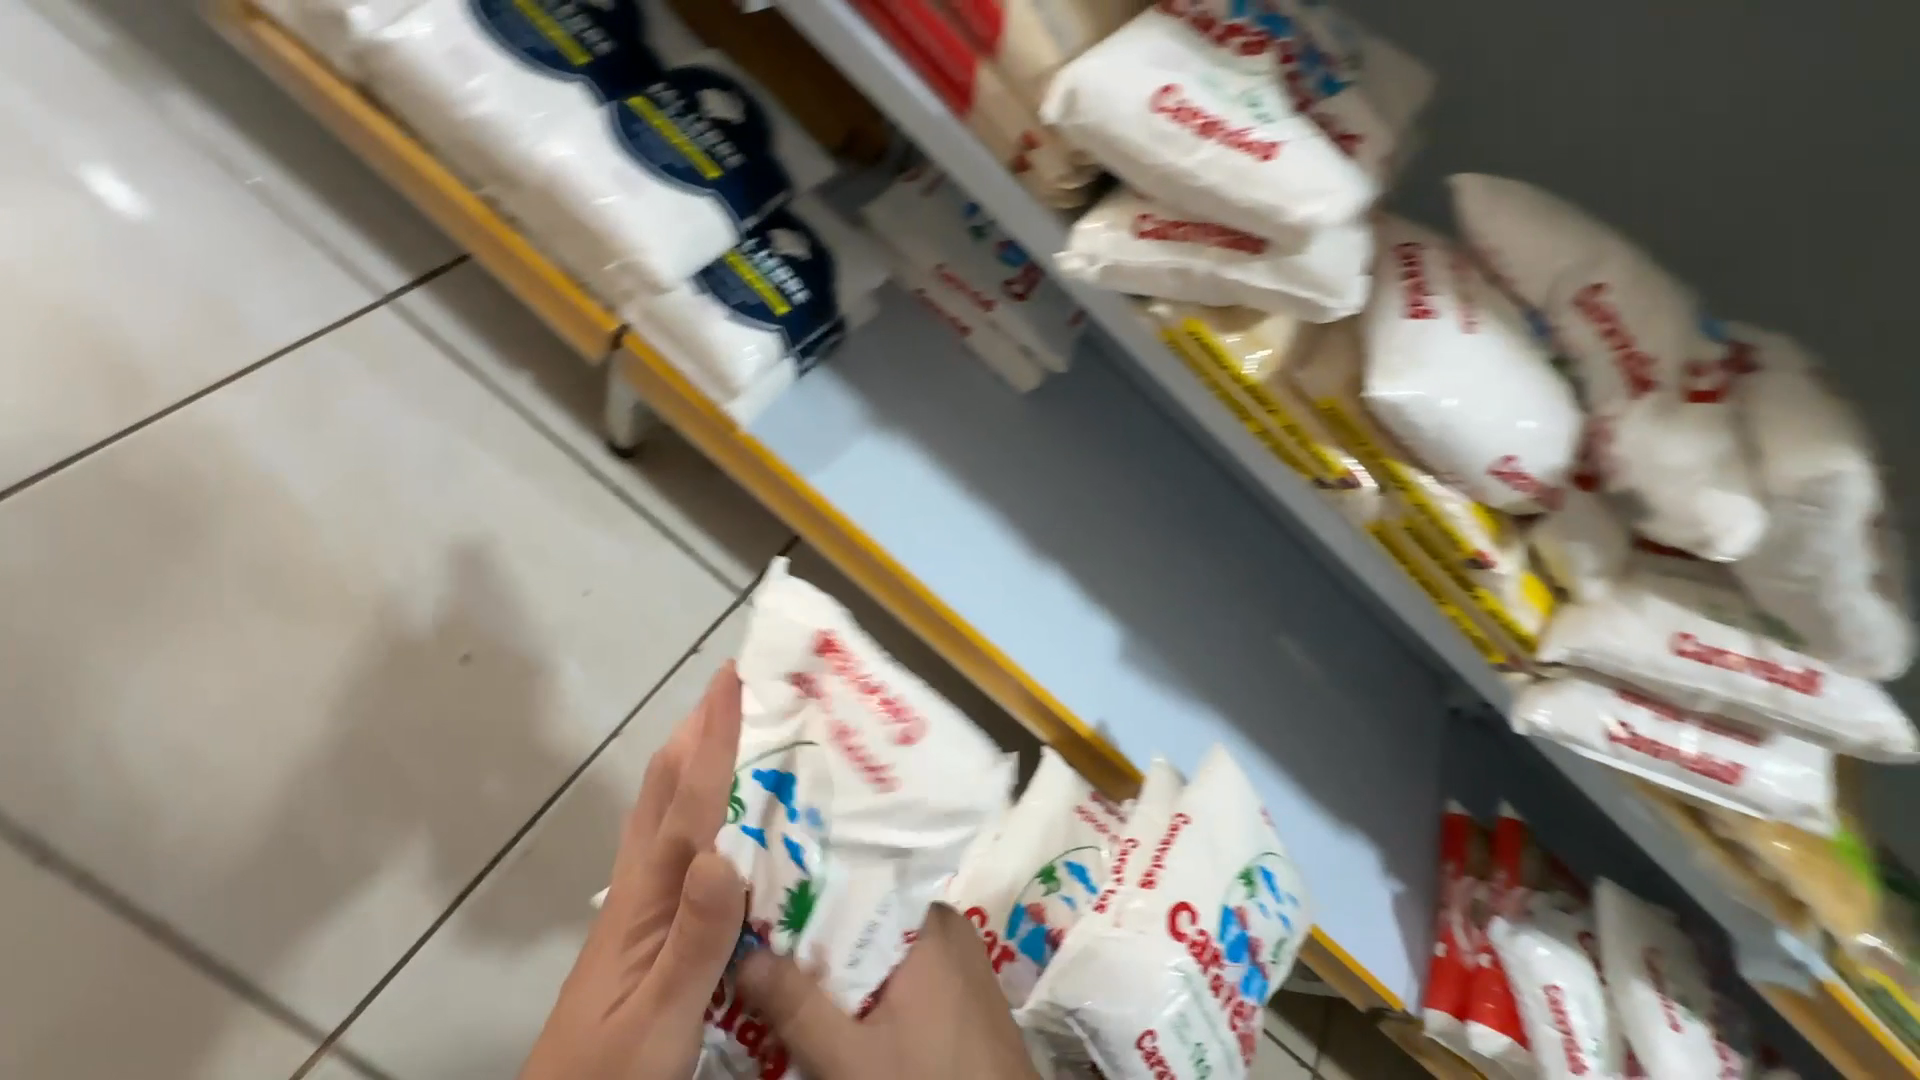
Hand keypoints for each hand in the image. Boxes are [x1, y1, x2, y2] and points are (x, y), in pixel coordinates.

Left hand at [521, 664, 747, 1079]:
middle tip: (734, 684)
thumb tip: (723, 853)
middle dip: (698, 731)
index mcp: (649, 901)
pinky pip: (672, 842)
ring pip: (663, 812)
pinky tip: (717, 814)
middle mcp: (641, 888)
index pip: (688, 807)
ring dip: (693, 758)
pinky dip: (695, 803)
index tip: (731, 681)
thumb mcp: (661, 1019)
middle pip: (667, 792)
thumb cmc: (614, 1071)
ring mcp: (639, 906)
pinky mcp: (645, 926)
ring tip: (727, 726)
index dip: (713, 741)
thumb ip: (694, 941)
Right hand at [735, 903, 1043, 1079]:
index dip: (804, 896)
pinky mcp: (964, 989)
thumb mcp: (851, 1059)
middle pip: (866, 915)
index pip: (854, 883)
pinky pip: (906, 969)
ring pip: (883, 944)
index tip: (761, 908)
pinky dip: (872, 985)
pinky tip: (843, 1009)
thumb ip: (797, 1005)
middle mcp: (946, 924)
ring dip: (842, 966)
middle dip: (817, 937)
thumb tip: (744, 952)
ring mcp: (959, 957)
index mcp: (926, 921)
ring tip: (791, 978)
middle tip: (765, 951)